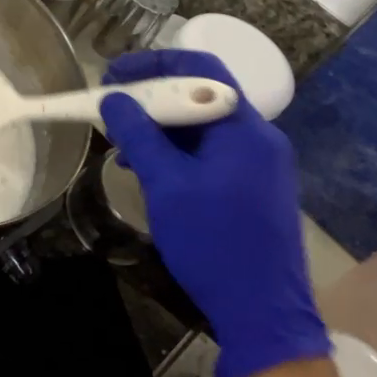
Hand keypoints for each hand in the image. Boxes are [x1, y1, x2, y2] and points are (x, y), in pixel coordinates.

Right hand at [100, 49, 329, 376]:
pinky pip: (213, 150)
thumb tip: (112, 100)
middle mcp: (258, 136)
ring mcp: (260, 162)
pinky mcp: (256, 185)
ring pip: (203, 124)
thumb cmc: (213, 241)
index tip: (115, 76)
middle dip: (151, 98)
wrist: (264, 313)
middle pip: (200, 94)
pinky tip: (152, 170)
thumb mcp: (166, 184)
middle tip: (113, 111)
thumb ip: (138, 135)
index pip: (200, 67)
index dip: (153, 62)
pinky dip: (179, 150)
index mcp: (242, 128)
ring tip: (125, 147)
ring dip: (162, 127)